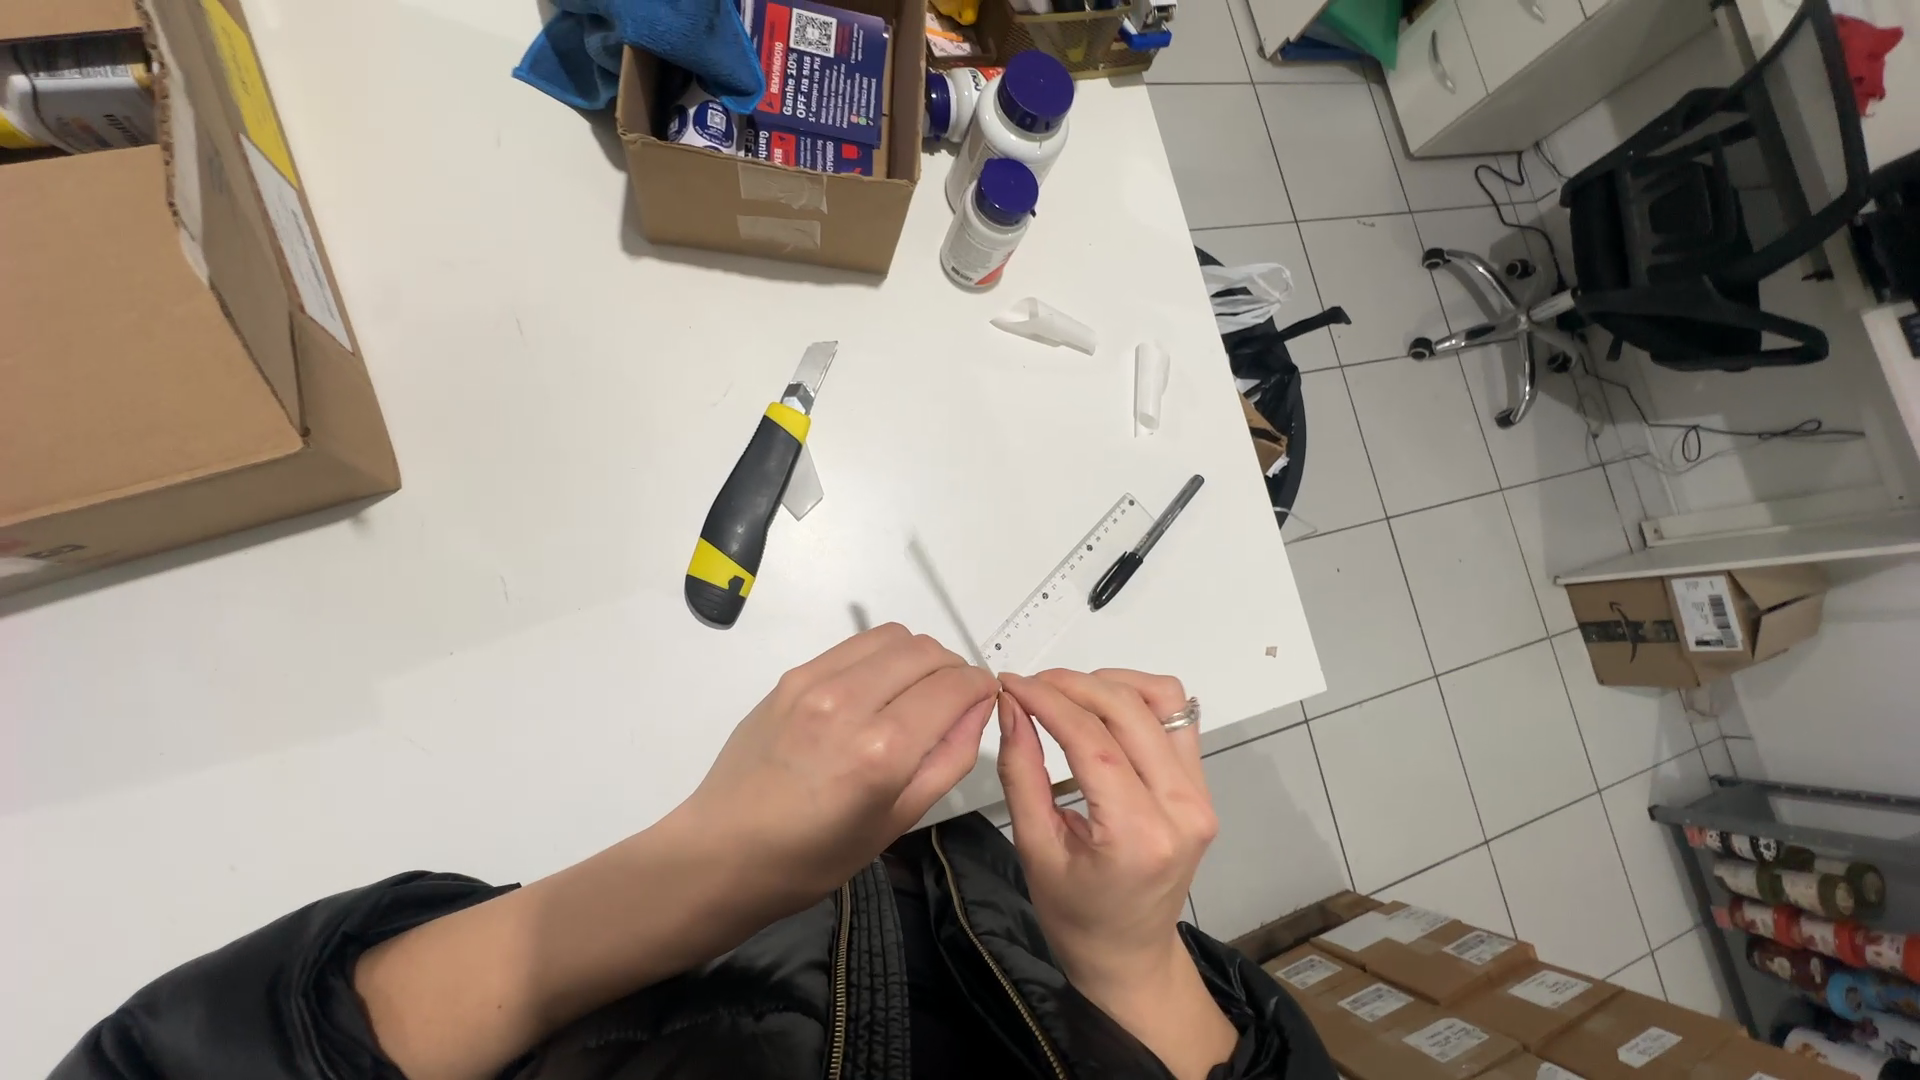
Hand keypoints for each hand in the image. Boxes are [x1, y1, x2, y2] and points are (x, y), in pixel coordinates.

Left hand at [354, 625, 996, 1079]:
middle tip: (954, 700)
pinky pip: (857, 644)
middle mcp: (851, 702)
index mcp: (882, 752)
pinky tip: (877, 687)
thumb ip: (946, 759)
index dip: (980, 688)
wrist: (721, 852)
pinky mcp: (794, 675)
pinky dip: (883, 654)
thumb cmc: (813, 858)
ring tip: (916, 691)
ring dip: (920, 656)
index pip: (955, 687)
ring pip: (895, 636)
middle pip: (928, 652)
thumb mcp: (894, 824)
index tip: (984, 700)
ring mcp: (817, 681)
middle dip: (954, 669)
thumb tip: (977, 708)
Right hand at [996, 669, 1235, 1078]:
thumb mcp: (1034, 848)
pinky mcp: (1201, 787)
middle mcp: (1182, 807)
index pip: (1092, 738)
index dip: (1047, 700)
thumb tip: (1011, 706)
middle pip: (1129, 708)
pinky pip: (1176, 717)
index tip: (1009, 685)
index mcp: (1138, 834)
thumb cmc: (1075, 916)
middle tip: (1030, 687)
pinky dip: (1136, 699)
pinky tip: (1100, 709)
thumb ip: (1021, 770)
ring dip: (1110, 684)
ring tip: (1066, 696)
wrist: (1129, 955)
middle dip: (1072, 684)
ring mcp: (1199, 794)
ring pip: (1163, 699)